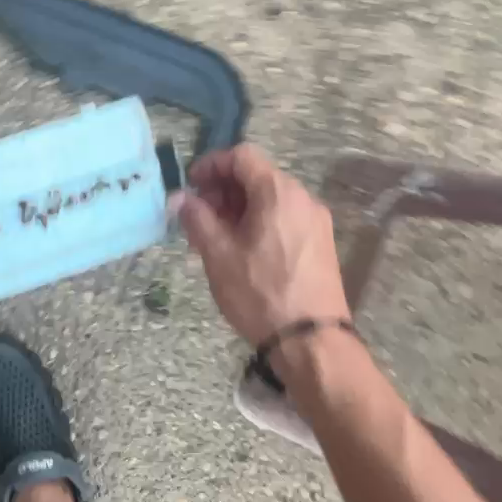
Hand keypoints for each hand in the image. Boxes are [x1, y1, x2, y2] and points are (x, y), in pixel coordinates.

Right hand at [173, 144, 349, 344]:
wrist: (314, 344)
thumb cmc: (261, 293)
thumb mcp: (218, 254)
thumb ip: (196, 218)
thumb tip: (180, 198)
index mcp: (278, 193)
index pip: (241, 156)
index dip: (211, 165)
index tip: (191, 187)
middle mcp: (302, 199)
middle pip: (256, 175)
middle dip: (222, 189)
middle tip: (199, 215)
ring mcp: (316, 222)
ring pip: (270, 198)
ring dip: (239, 206)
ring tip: (216, 236)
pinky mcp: (321, 244)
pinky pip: (284, 217)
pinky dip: (259, 221)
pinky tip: (243, 249)